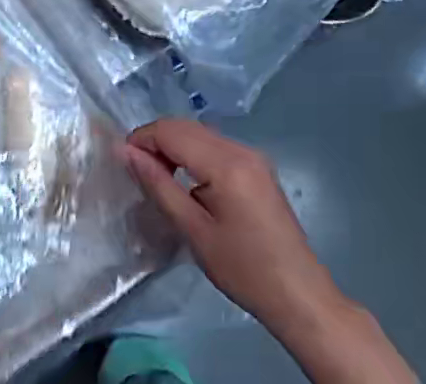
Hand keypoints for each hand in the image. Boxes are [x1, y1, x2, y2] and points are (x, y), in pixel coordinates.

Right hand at [121, 119, 335, 326]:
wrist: (301, 298)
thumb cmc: (244, 270)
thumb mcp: (193, 230)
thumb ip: (157, 185)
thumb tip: (125, 150)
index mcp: (226, 164)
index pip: (171, 131)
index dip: (141, 140)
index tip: (124, 163)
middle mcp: (241, 150)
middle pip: (185, 127)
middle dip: (156, 141)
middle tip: (140, 173)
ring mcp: (253, 156)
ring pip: (198, 134)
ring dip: (173, 147)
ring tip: (160, 180)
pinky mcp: (257, 167)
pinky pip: (214, 146)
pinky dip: (192, 154)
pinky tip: (188, 183)